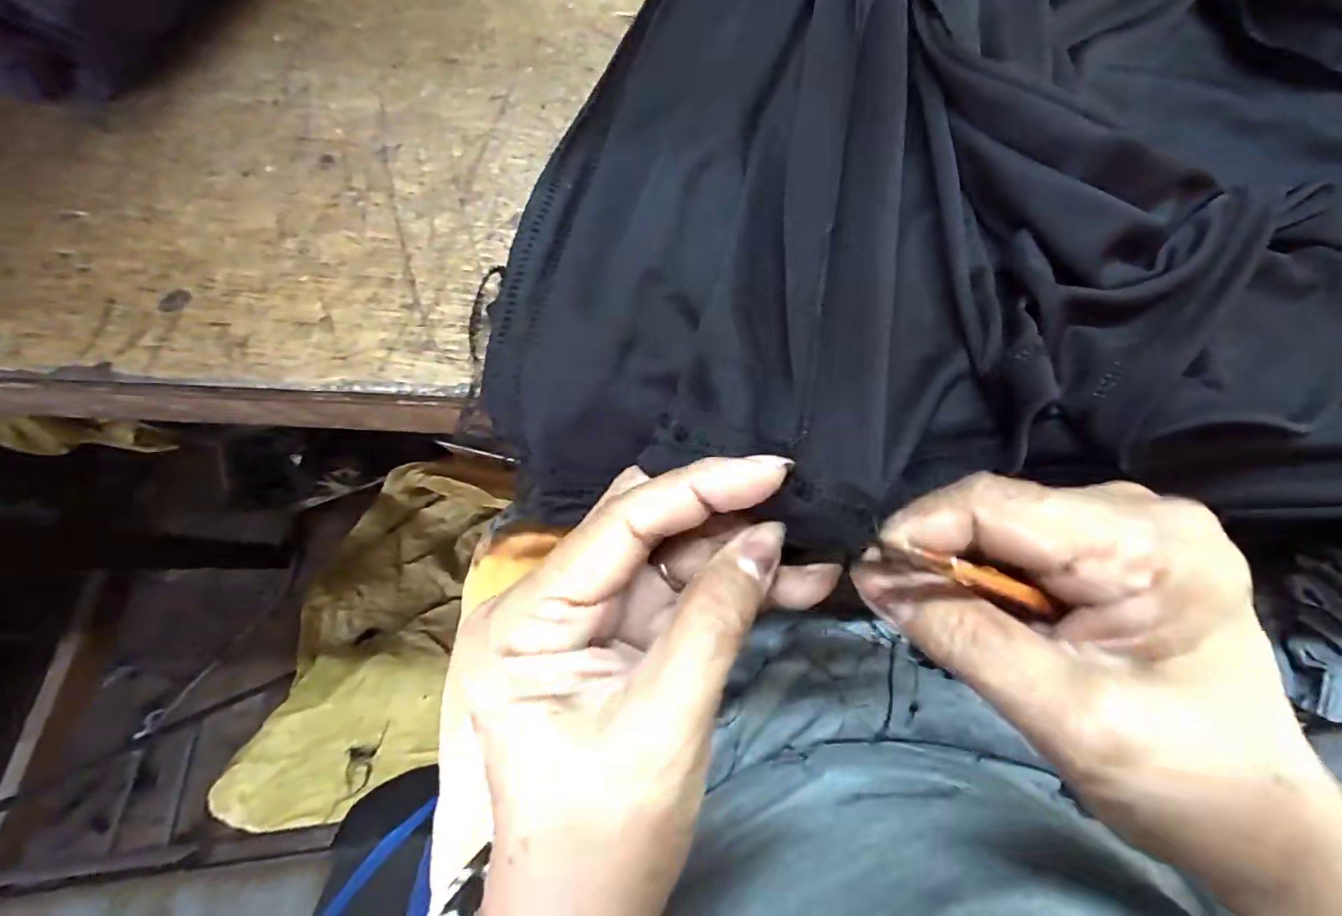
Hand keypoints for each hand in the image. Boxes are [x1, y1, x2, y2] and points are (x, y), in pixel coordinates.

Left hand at [449, 456, 838, 914]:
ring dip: (746, 551)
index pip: (621, 523)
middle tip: (794, 501)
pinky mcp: (638, 634)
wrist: (591, 906)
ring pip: (683, 554)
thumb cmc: (606, 829)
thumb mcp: (666, 720)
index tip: (771, 470)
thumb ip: (716, 618)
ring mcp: (602, 616)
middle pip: (651, 526)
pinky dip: (746, 585)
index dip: (701, 487)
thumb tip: (768, 537)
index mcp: (530, 618)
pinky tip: (802, 582)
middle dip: (725, 513)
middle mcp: (559, 602)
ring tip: (811, 551)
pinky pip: (697, 590)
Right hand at [854, 475, 1341, 915]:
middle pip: (1011, 509)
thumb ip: (970, 642)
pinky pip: (1042, 543)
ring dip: (974, 567)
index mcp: (1150, 542)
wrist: (1260, 814)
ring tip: (955, 620)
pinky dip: (1006, 577)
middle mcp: (1147, 510)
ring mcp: (1141, 524)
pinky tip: (1004, 615)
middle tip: (902, 604)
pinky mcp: (1131, 545)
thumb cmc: (1180, 780)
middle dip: (947, 553)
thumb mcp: (1067, 718)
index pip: (1006, 503)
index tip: (871, 571)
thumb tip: (880, 581)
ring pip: (1020, 524)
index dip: (926, 528)